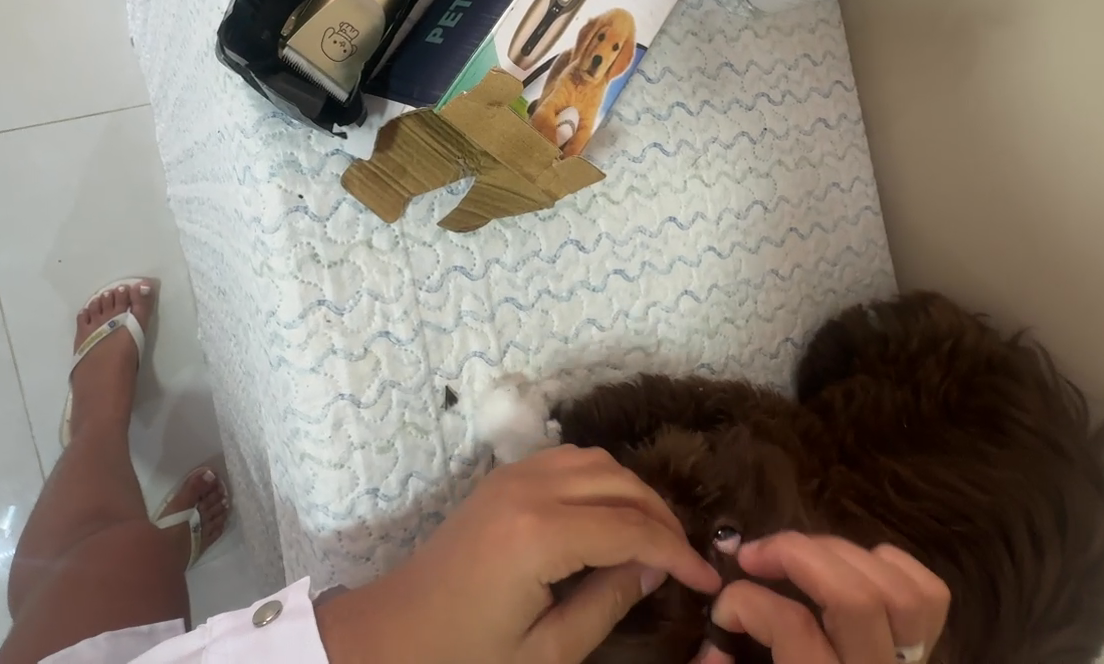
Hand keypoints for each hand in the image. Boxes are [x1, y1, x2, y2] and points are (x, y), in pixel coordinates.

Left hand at [316, 445, 721, 663]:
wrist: (394, 631)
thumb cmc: (467, 654)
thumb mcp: (546, 652)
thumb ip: (606, 603)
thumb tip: (652, 567)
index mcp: (538, 535)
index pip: (629, 529)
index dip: (676, 551)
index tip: (708, 579)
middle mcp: (528, 488)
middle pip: (618, 482)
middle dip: (660, 515)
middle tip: (684, 558)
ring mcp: (512, 474)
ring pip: (594, 461)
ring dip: (632, 491)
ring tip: (654, 536)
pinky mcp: (502, 476)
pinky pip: (566, 459)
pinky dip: (600, 478)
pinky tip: (610, 512)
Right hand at [701, 535, 949, 663]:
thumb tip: (708, 651)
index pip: (793, 629)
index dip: (745, 603)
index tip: (721, 611)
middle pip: (853, 597)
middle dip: (794, 553)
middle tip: (753, 554)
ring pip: (897, 591)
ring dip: (840, 554)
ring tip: (801, 556)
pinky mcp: (929, 658)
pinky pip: (930, 597)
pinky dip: (890, 564)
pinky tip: (854, 565)